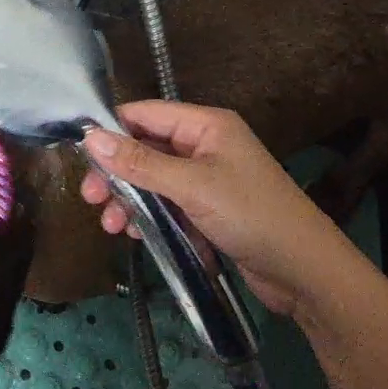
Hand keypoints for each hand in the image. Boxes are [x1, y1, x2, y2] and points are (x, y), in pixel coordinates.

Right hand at [80, 102, 350, 316]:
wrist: (307, 274)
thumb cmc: (251, 215)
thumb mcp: (191, 186)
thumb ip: (139, 163)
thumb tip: (90, 137)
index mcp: (206, 125)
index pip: (145, 114)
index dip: (111, 130)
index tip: (80, 154)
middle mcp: (205, 145)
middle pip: (145, 149)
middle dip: (117, 173)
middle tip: (90, 198)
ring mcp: (208, 179)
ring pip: (153, 180)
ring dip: (129, 201)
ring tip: (111, 226)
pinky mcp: (210, 211)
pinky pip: (169, 205)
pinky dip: (150, 218)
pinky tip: (136, 236)